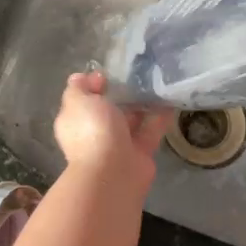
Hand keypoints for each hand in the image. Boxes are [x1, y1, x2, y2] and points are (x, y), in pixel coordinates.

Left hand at [54, 71, 172, 187]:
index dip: (93, 84)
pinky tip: (170, 100)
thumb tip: (83, 78)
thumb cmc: (92, 131)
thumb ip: (78, 88)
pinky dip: (159, 117)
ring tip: (157, 82)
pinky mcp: (140, 152)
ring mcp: (118, 143)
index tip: (107, 75)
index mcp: (76, 120)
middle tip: (138, 74)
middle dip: (121, 93)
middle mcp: (95, 132)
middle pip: (108, 108)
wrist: (113, 172)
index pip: (83, 99)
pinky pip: (150, 130)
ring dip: (142, 103)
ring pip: (131, 119)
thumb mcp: (78, 101)